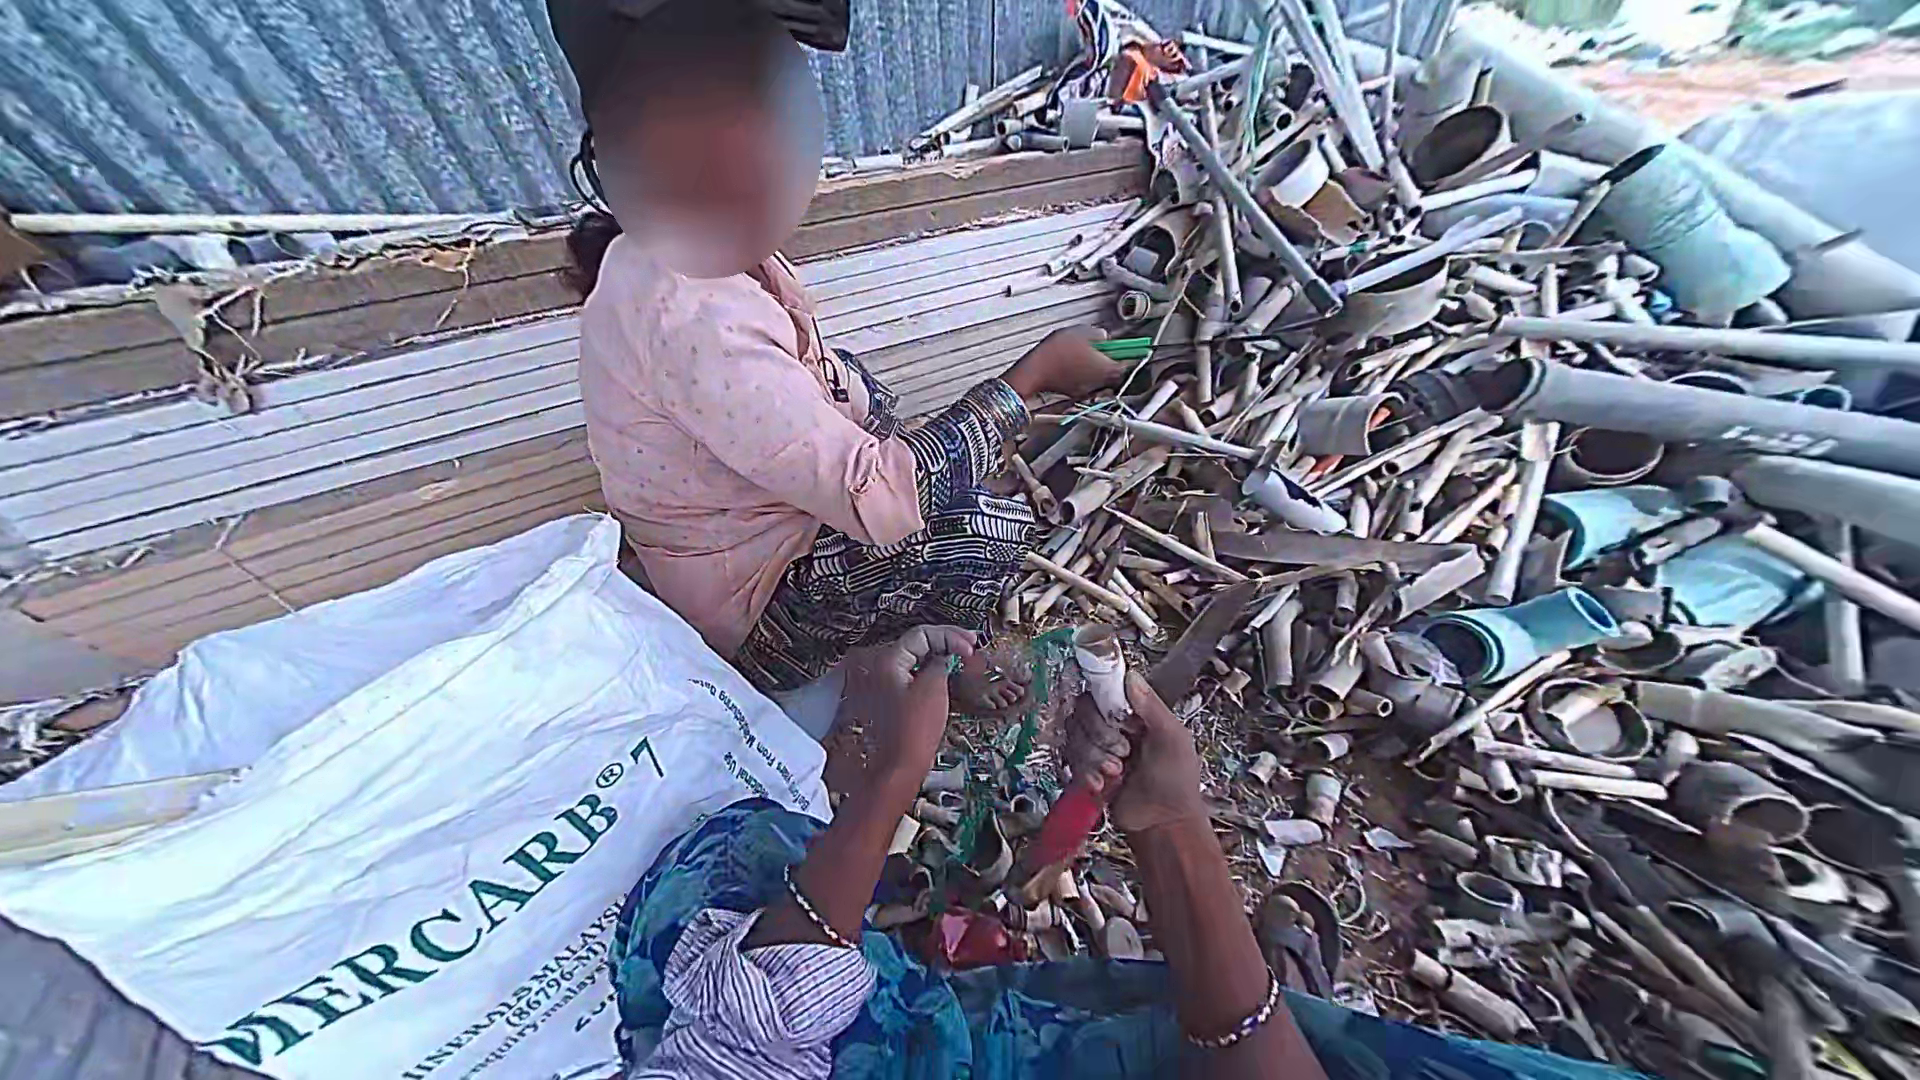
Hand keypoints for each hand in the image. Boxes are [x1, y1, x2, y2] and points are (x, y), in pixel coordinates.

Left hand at [842, 626, 975, 788]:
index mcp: (888, 660)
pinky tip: (946, 673)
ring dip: (938, 655)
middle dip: (945, 642)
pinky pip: (910, 675)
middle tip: (971, 645)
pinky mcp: (887, 699)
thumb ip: (939, 663)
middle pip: (916, 644)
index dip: (949, 636)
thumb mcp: (933, 689)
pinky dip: (929, 671)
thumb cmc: (914, 729)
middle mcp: (879, 667)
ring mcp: (881, 684)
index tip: (970, 647)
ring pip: (914, 660)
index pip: (922, 634)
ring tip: (963, 656)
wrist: (895, 770)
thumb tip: (944, 655)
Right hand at [1001, 327, 1121, 401]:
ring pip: (1102, 379)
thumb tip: (1103, 337)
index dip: (1132, 353)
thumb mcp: (1078, 333)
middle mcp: (1099, 381)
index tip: (1136, 348)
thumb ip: (1097, 334)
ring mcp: (1087, 389)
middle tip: (1110, 350)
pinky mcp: (1075, 393)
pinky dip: (1088, 374)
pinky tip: (1077, 365)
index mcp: (1105, 367)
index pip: (1129, 362)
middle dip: (1116, 362)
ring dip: (1101, 368)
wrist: (1034, 373)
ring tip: (1090, 356)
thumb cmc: (1054, 355)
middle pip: (1116, 374)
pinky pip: (1089, 383)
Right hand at [1065, 672, 1207, 835]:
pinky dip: (1085, 772)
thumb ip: (1152, 707)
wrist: (1163, 827)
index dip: (1103, 703)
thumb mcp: (1173, 739)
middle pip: (1084, 712)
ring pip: (1076, 736)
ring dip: (1094, 756)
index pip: (1104, 691)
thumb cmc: (1176, 782)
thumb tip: (1131, 676)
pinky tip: (1102, 785)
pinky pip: (1072, 759)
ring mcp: (1098, 747)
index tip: (1112, 719)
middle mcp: (1113, 726)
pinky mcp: (1086, 769)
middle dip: (1100, 735)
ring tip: (1116, 772)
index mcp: (1134, 713)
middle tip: (1123, 753)